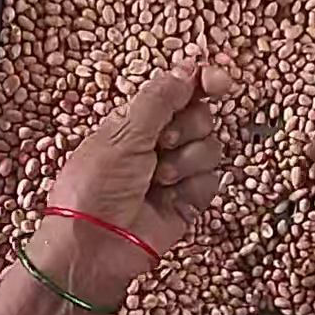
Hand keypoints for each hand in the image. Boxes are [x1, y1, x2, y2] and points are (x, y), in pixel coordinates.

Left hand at [28, 63, 232, 306]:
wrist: (95, 245)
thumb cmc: (95, 185)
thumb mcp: (122, 133)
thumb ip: (159, 98)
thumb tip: (188, 68)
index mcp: (136, 122)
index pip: (179, 91)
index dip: (201, 82)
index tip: (219, 81)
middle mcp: (158, 144)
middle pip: (201, 117)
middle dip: (187, 128)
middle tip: (163, 143)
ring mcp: (176, 174)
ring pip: (210, 148)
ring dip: (187, 160)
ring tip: (159, 179)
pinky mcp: (188, 201)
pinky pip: (211, 179)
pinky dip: (193, 185)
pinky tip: (170, 196)